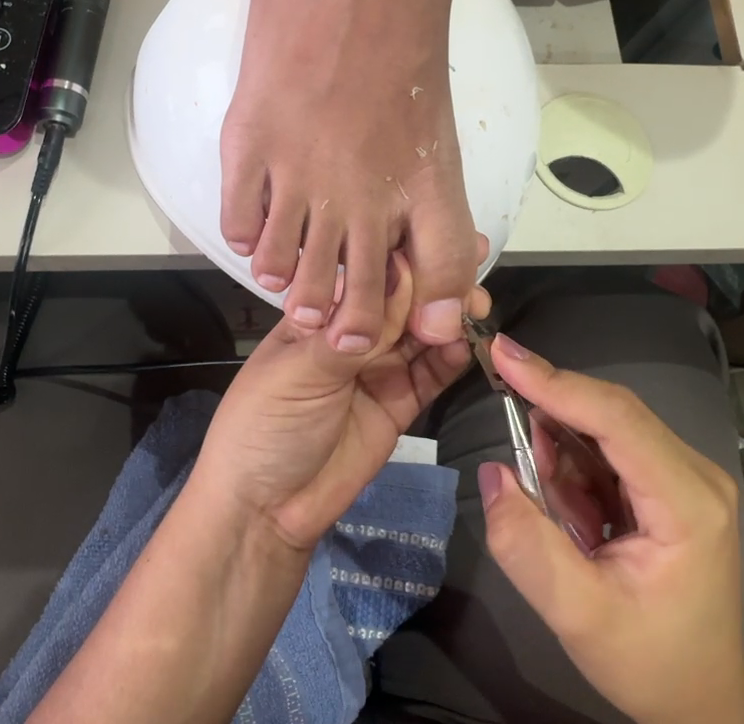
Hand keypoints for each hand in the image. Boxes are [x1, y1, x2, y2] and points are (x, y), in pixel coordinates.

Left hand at [192, 247, 488, 550]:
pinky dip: (452, 357)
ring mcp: (378, 369)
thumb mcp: (303, 369)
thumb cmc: (267, 424)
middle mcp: (352, 334)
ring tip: (478, 300)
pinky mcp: (400, 403)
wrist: (265, 508)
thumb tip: (403, 276)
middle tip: (471, 262)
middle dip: (434, 281)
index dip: (401, 256)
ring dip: (449, 316)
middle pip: (401, 300)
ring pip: (423, 333)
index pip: (365, 275)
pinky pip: (432, 374)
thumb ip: (356, 330)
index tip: (435, 233)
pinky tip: (469, 341)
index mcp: (319, 314)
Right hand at [220, 0, 479, 356]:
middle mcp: (368, 184)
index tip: (418, 324)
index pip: (440, 271)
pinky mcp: (252, 132)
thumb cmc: (411, 0)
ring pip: (294, 262)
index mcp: (427, 171)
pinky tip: (253, 234)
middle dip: (351, 320)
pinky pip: (242, 215)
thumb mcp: (440, 92)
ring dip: (295, 285)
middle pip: (357, 284)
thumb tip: (424, 228)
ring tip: (293, 291)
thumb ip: (433, 170)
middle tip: (339, 332)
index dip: (432, 309)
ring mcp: (304, 162)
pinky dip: (248, 235)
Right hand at [478, 334, 743, 723]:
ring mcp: (685, 476)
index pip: (616, 418)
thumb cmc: (648, 663)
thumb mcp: (576, 615)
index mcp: (687, 502)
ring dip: (564, 464)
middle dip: (553, 426)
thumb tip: (493, 473)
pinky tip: (580, 526)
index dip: (555, 382)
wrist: (701, 702)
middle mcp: (695, 474)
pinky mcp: (669, 485)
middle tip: (519, 459)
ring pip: (602, 432)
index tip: (501, 352)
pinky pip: (606, 454)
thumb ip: (527, 544)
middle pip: (610, 414)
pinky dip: (576, 478)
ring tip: (569, 529)